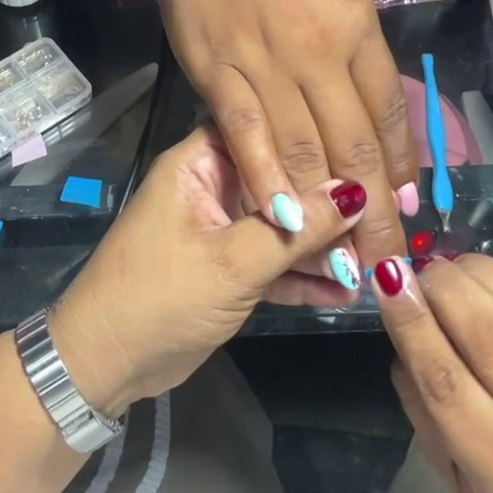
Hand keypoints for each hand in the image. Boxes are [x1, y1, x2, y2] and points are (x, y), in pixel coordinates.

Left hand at [48, 126, 368, 413]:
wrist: (107, 361)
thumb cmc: (160, 296)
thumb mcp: (232, 262)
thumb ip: (296, 230)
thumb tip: (358, 194)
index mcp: (198, 164)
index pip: (263, 131)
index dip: (315, 140)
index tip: (369, 157)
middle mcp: (211, 187)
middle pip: (281, 181)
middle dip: (330, 205)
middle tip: (386, 224)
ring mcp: (220, 229)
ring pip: (283, 226)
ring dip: (323, 247)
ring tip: (374, 265)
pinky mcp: (227, 268)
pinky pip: (274, 262)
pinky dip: (304, 276)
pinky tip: (348, 293)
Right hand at [130, 0, 419, 287]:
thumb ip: (351, 54)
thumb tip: (366, 121)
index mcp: (357, 24)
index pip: (388, 114)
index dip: (399, 174)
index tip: (404, 218)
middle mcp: (319, 47)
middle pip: (353, 144)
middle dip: (374, 216)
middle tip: (388, 271)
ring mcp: (265, 58)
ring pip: (303, 148)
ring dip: (325, 213)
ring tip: (344, 266)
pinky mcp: (215, 68)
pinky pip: (247, 133)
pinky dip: (266, 180)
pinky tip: (282, 220)